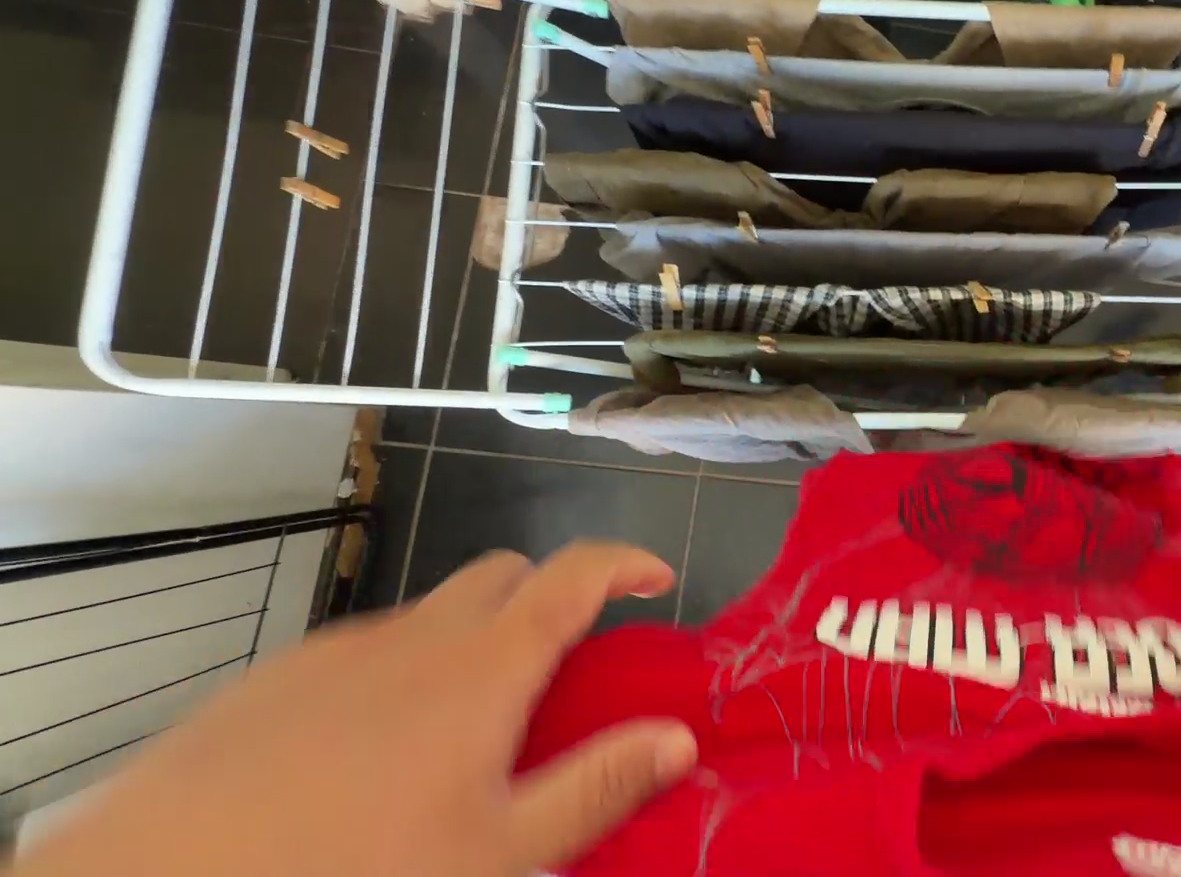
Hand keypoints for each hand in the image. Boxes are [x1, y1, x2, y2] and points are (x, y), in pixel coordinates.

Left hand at [10, 542, 697, 876]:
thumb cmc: (352, 873)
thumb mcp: (498, 853)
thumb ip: (599, 785)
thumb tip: (679, 737)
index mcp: (486, 663)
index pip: (577, 573)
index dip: (626, 562)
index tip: (656, 580)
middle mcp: (420, 634)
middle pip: (506, 573)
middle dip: (549, 595)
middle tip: (560, 665)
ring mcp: (341, 651)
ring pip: (434, 613)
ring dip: (473, 638)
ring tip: (460, 727)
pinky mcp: (272, 679)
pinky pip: (366, 649)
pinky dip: (401, 669)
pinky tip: (366, 750)